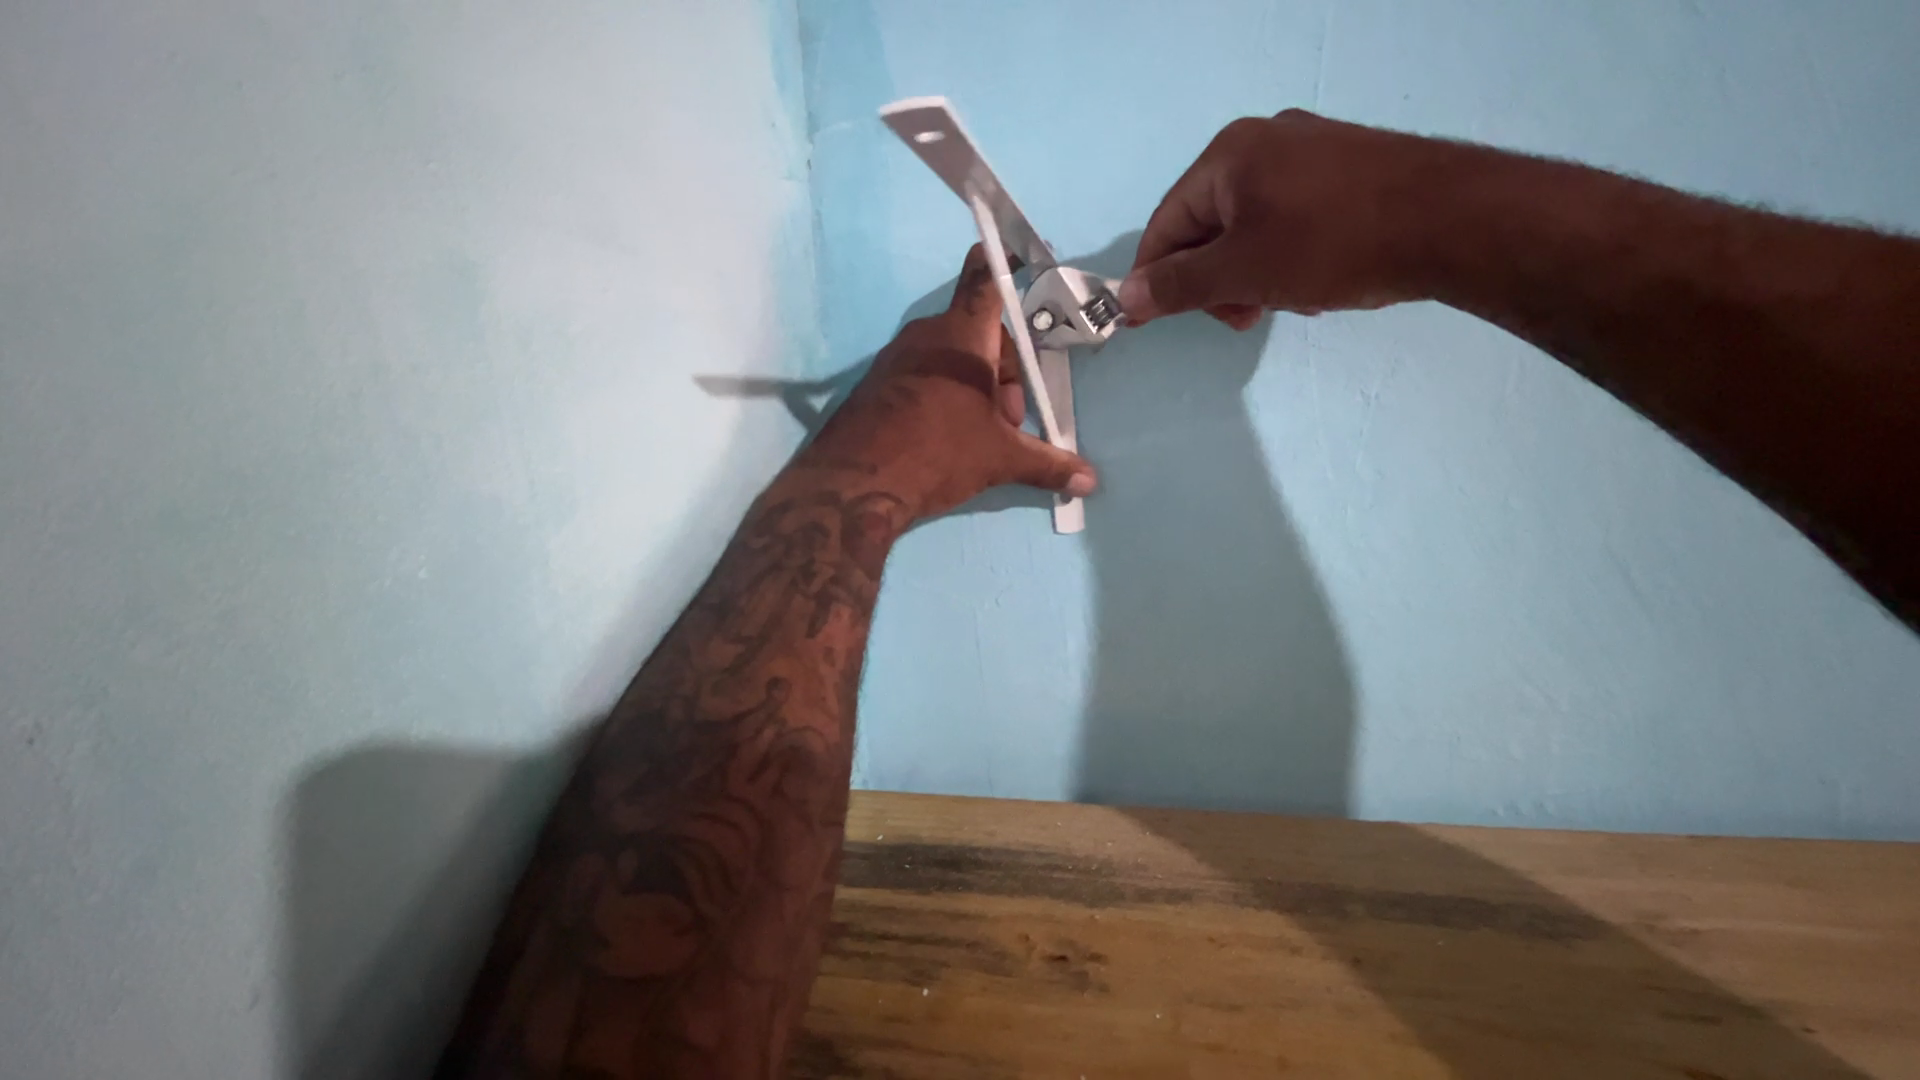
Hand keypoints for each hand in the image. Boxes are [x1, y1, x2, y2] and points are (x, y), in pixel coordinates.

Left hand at [796, 245, 1097, 518]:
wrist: (854, 483)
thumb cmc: (936, 452)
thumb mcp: (999, 458)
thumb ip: (1046, 463)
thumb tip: (1090, 481)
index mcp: (963, 335)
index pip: (987, 277)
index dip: (1007, 260)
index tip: (1024, 253)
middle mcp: (928, 335)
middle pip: (981, 333)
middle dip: (1006, 373)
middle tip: (1011, 421)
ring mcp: (897, 358)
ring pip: (953, 358)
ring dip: (978, 388)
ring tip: (982, 437)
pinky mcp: (878, 383)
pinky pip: (925, 374)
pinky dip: (947, 396)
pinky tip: (948, 438)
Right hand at [1119, 109, 1454, 326]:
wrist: (1453, 222)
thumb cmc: (1331, 244)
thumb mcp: (1241, 273)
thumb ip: (1177, 287)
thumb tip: (1126, 297)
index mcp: (1228, 157)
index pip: (1166, 225)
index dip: (1154, 278)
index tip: (1154, 321)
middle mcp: (1264, 144)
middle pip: (1208, 228)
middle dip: (1216, 282)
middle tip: (1242, 318)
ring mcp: (1310, 154)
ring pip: (1251, 231)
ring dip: (1254, 278)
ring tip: (1287, 301)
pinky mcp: (1346, 172)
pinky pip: (1290, 223)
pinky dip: (1288, 260)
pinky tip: (1316, 284)